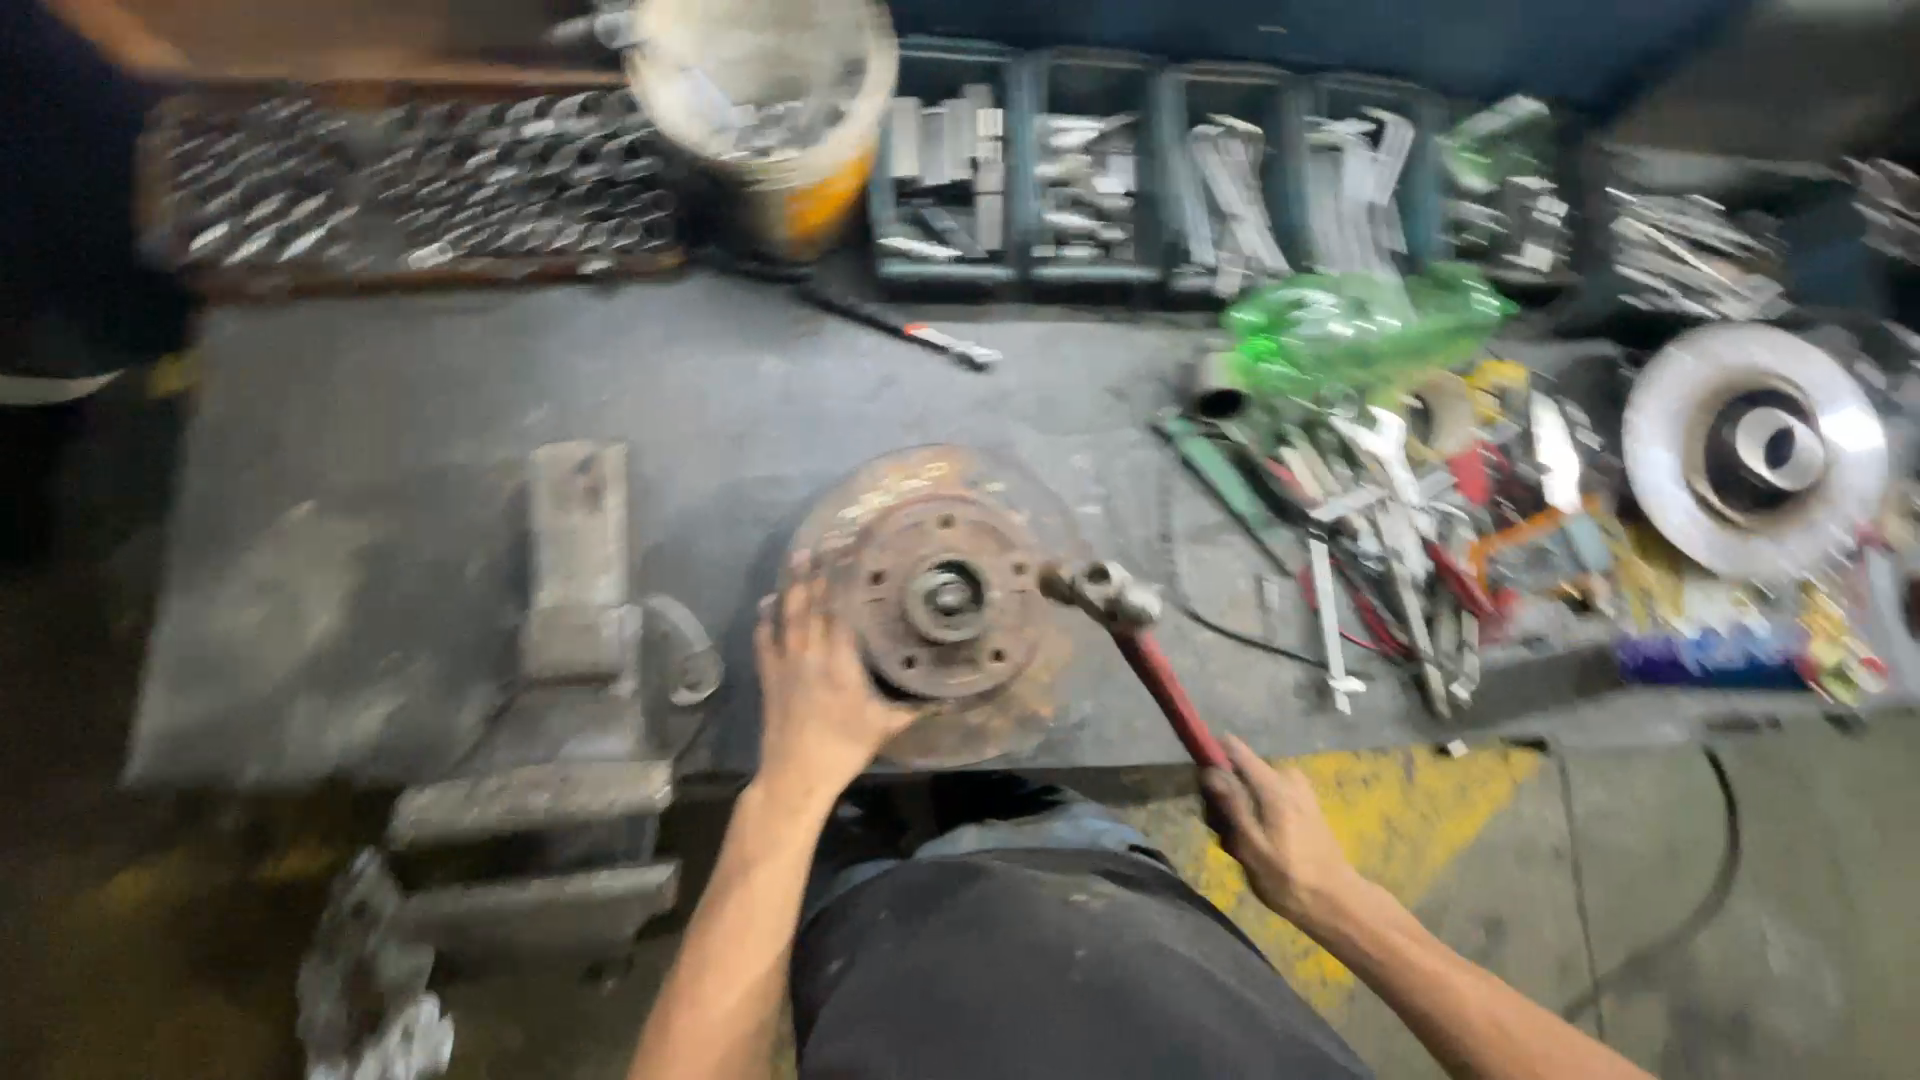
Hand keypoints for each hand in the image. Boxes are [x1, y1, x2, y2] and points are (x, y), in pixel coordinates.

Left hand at [754, 549, 916, 804]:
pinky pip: (764, 638)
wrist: (795, 775)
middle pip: (812, 601)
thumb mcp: (887, 726)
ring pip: (787, 613)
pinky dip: (766, 617)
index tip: (854, 551)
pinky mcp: (768, 675)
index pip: (841, 606)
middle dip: (819, 569)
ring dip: (792, 583)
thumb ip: (917, 707)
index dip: (846, 575)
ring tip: (799, 555)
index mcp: (840, 659)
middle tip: (827, 541)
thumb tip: (950, 695)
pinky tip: (768, 601)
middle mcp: (810, 652)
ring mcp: (785, 662)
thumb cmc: (844, 748)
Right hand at [1203, 735, 1363, 923]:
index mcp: (1274, 784)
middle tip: (1223, 832)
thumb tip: (1208, 770)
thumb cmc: (1289, 878)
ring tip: (1240, 843)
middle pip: (1241, 769)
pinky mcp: (1303, 800)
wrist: (1335, 901)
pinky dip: (1257, 812)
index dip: (1212, 758)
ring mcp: (1298, 787)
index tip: (1201, 785)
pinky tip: (1259, 841)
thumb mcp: (1251, 846)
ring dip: (1240, 807)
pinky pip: (1267, 793)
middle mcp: (1287, 776)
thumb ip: (1231, 804)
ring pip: (1252, 784)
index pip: (1233, 748)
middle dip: (1226, 794)